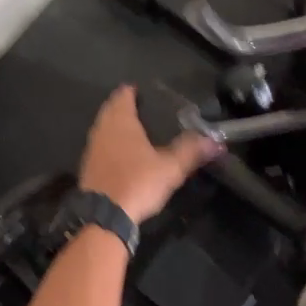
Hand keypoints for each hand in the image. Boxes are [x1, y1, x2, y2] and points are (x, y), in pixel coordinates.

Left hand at [78, 86, 221, 222]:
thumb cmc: (137, 182)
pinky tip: (122, 154)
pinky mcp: (88, 168)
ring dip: (115, 126)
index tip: (143, 90)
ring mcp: (92, 148)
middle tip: (140, 108)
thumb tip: (217, 141)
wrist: (103, 216)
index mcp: (121, 122)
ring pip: (103, 128)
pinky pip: (100, 147)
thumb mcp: (171, 167)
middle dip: (123, 106)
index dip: (132, 91)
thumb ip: (192, 151)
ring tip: (134, 129)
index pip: (124, 95)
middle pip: (111, 110)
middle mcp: (102, 130)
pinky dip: (111, 144)